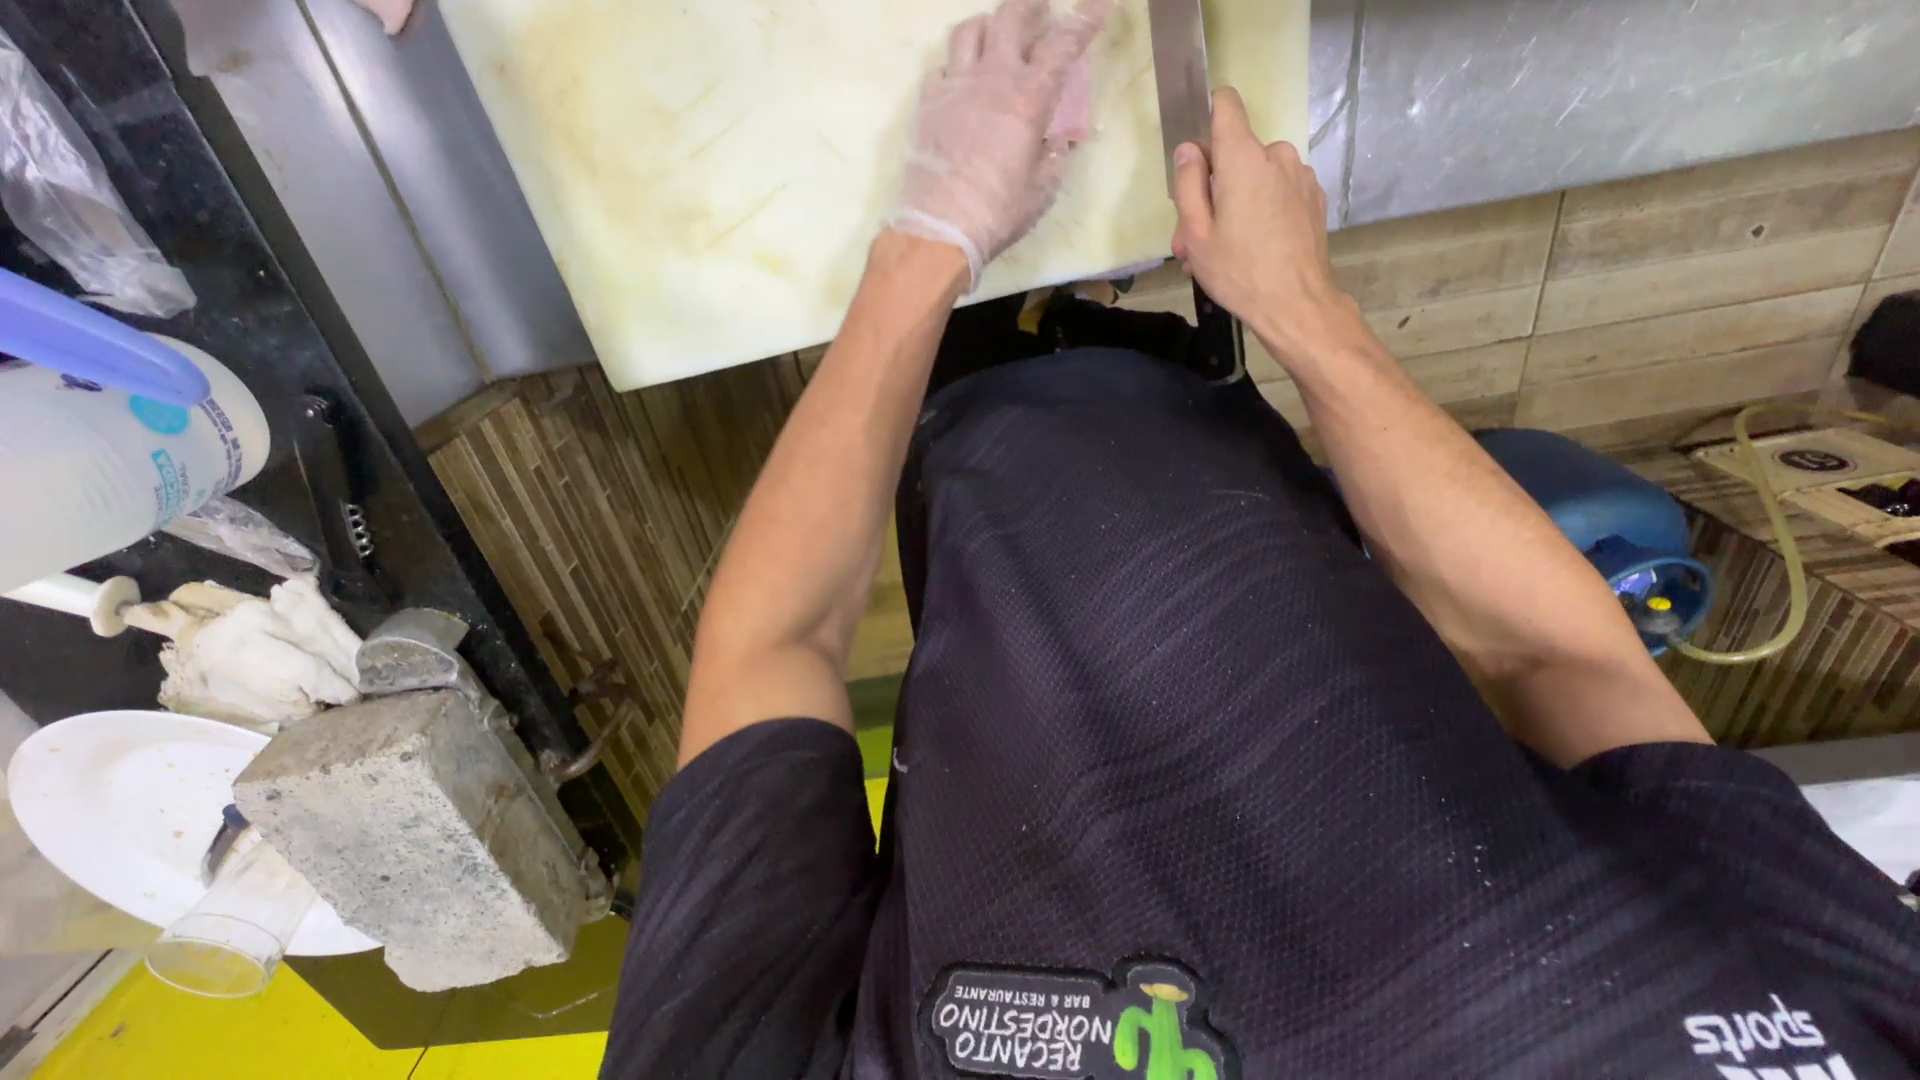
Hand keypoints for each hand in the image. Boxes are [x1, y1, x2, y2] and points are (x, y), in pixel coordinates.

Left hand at [890, 0, 1109, 289]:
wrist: (940, 229)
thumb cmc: (998, 214)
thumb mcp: (1041, 190)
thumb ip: (1052, 157)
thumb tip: (1055, 142)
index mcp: (1028, 99)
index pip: (1062, 44)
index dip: (1084, 19)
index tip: (1098, 4)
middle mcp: (991, 80)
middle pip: (1009, 16)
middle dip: (1030, 5)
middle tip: (1041, 9)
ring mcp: (954, 88)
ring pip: (969, 31)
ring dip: (988, 26)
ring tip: (996, 35)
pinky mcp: (927, 105)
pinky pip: (941, 68)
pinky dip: (955, 66)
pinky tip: (961, 81)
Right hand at [1171, 89, 1358, 362]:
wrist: (1296, 304)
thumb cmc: (1238, 271)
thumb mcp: (1195, 234)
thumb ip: (1187, 185)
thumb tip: (1188, 151)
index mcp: (1244, 158)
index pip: (1226, 104)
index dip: (1207, 118)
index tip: (1196, 152)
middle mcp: (1276, 156)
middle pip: (1235, 154)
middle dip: (1213, 188)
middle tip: (1196, 238)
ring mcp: (1299, 176)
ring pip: (1256, 176)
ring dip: (1235, 204)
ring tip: (1222, 249)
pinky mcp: (1312, 197)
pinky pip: (1277, 191)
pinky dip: (1260, 211)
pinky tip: (1252, 248)